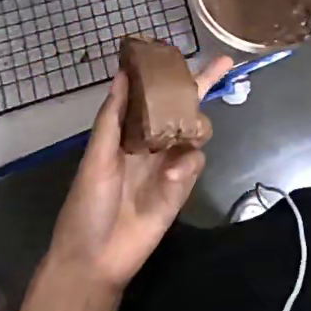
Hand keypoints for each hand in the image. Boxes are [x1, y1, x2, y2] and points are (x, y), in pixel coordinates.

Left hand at [44, 56, 234, 289]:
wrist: (95, 258)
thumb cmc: (87, 204)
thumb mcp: (95, 157)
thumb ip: (112, 117)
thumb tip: (123, 73)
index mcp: (128, 131)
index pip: (153, 96)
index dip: (168, 75)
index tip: (182, 51)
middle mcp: (152, 143)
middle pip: (184, 108)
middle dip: (204, 85)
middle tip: (224, 65)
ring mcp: (170, 164)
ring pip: (195, 133)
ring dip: (194, 128)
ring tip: (186, 135)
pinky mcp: (182, 188)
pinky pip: (194, 163)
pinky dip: (186, 165)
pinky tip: (171, 178)